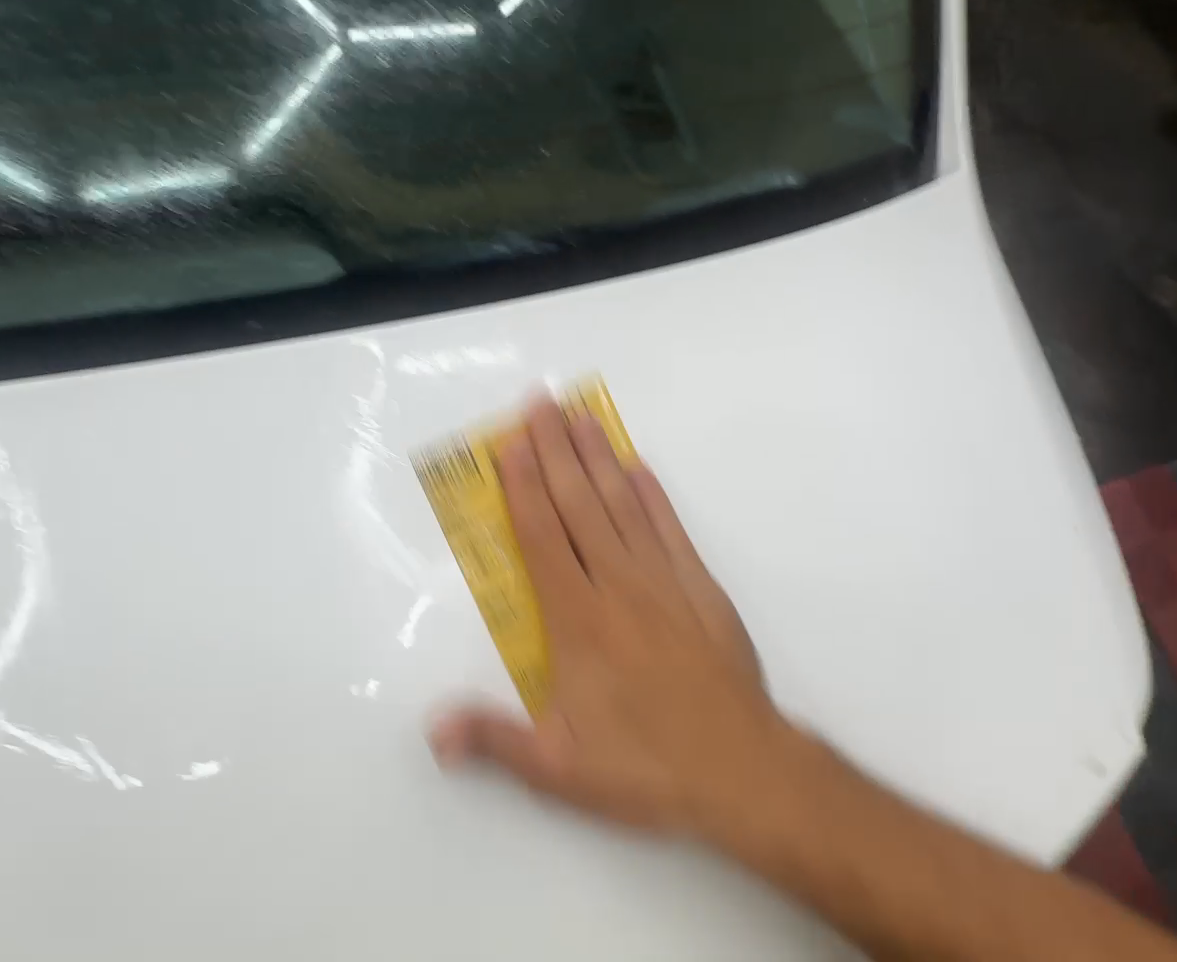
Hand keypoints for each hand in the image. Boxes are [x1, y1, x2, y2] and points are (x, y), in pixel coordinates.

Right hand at [429, 397, 797, 844]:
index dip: (523, 486)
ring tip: (581, 416)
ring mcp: (664, 584)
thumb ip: (492, 740)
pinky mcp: (703, 593)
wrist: (745, 774)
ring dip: (599, 458)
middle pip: (579, 505)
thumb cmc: (643, 767)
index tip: (510, 443)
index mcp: (577, 620)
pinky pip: (672, 531)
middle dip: (555, 450)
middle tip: (540, 402)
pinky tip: (639, 469)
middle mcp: (617, 587)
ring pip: (624, 507)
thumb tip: (431, 731)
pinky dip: (654, 496)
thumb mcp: (557, 768)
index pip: (542, 537)